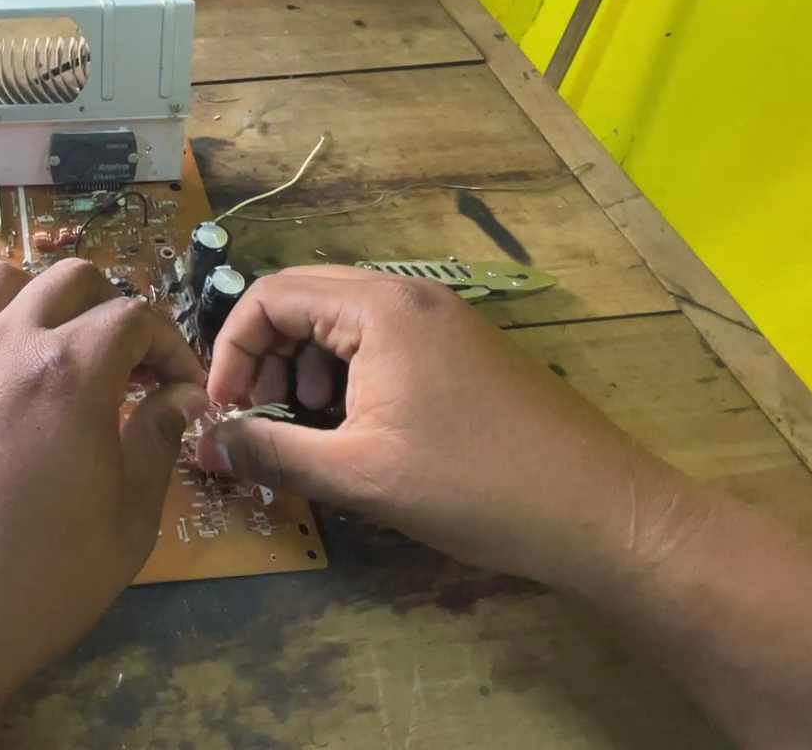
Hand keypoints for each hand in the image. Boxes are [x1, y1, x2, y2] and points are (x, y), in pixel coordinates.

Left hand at [0, 260, 204, 739]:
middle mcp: (9, 342)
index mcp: (71, 367)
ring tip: (53, 348)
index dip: (172, 346)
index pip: (136, 316)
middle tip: (128, 365)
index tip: (183, 390)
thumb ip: (158, 437)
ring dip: (36, 300)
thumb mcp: (129, 516)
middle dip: (113, 308)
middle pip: (71, 279)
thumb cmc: (43, 576)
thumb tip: (180, 395)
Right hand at [193, 264, 709, 591]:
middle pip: (298, 300)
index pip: (269, 296)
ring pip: (334, 319)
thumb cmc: (477, 486)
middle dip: (263, 355)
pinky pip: (371, 338)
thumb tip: (200, 446)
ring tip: (306, 422)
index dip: (232, 349)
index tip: (224, 408)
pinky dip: (341, 372)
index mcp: (377, 307)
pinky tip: (352, 423)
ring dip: (301, 364)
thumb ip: (270, 452)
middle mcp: (404, 294)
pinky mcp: (454, 344)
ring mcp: (434, 316)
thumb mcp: (358, 474)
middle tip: (257, 413)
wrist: (612, 517)